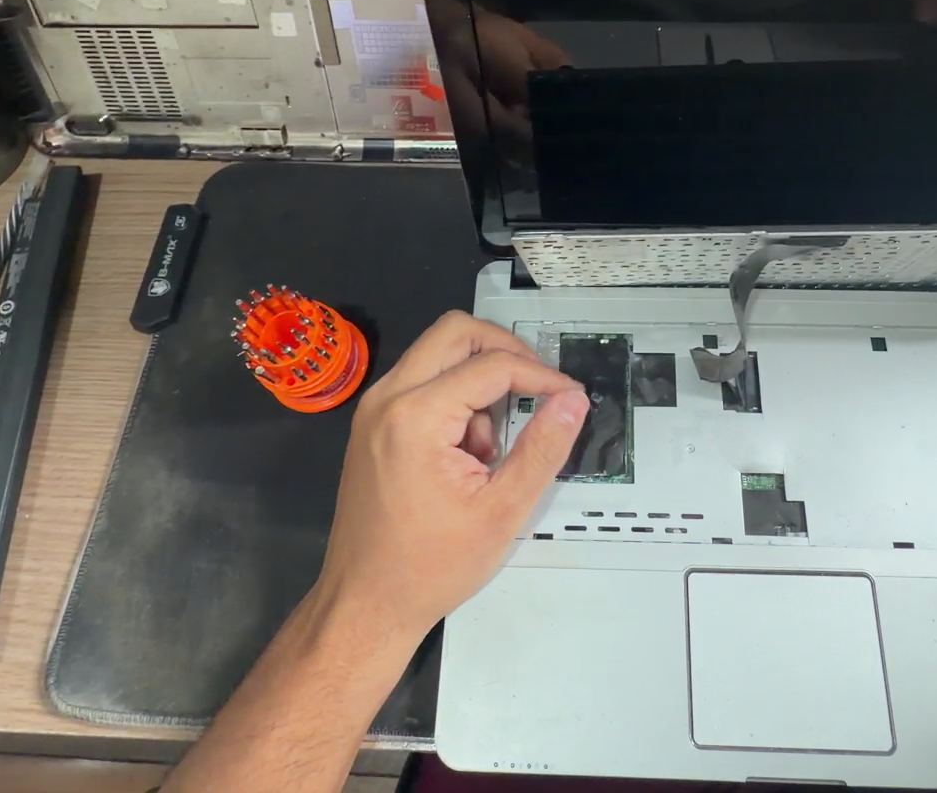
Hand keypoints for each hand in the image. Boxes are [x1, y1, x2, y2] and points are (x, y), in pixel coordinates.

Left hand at [312, 311, 589, 647]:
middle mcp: (387, 397)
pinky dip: (455, 398)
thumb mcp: (502, 511)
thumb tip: (573, 399)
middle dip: (505, 352)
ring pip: (438, 354)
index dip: (540, 374)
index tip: (569, 396)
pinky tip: (465, 456)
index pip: (491, 365)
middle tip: (538, 387)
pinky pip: (423, 382)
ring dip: (477, 379)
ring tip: (490, 448)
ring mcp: (374, 408)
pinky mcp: (373, 423)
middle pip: (456, 332)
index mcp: (416, 415)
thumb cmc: (430, 567)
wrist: (364, 605)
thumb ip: (543, 447)